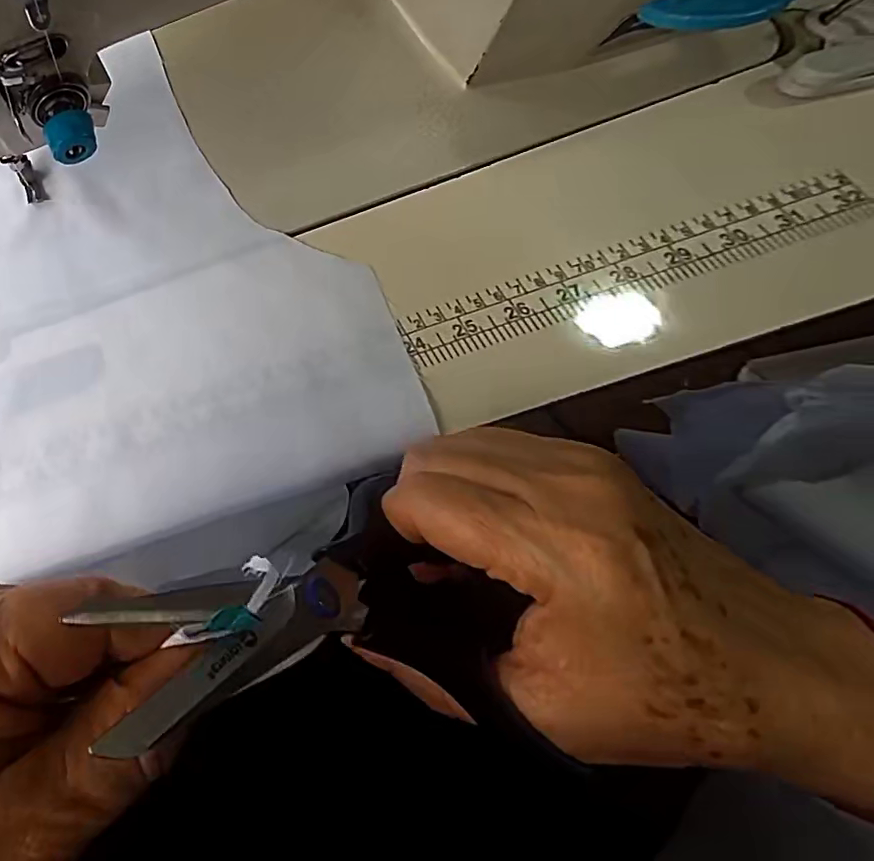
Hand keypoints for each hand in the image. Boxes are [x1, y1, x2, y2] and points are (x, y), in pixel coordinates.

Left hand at [0, 576, 195, 860]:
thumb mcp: (38, 816)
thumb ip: (120, 739)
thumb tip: (195, 666)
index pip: (90, 608)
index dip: (164, 631)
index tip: (227, 659)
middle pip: (83, 614)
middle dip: (135, 665)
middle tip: (165, 731)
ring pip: (70, 629)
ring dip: (104, 678)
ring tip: (97, 746)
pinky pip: (44, 641)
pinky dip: (74, 680)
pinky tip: (67, 728)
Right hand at [364, 428, 873, 812]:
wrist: (789, 673)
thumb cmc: (665, 696)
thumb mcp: (540, 710)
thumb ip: (433, 677)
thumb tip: (361, 643)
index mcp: (554, 550)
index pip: (418, 499)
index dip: (396, 534)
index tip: (414, 569)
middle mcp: (565, 489)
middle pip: (425, 460)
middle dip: (410, 506)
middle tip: (432, 553)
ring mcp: (582, 464)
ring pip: (451, 443)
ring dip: (437, 484)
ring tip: (462, 533)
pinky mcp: (592, 457)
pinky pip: (490, 441)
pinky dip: (471, 471)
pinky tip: (493, 514)